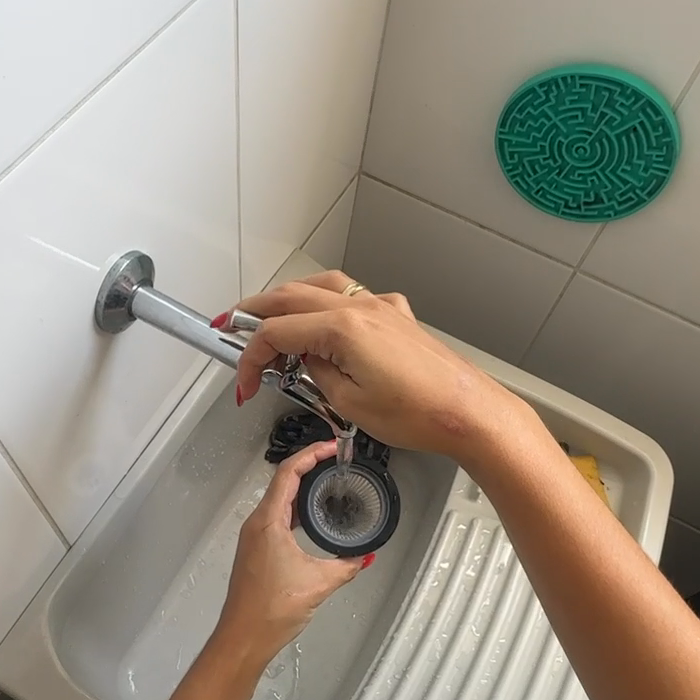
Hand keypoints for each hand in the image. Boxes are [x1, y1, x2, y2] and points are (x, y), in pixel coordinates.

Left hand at [212, 441, 366, 663]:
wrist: (243, 638)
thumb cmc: (272, 609)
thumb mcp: (319, 583)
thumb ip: (346, 566)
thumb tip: (365, 556)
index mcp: (268, 522)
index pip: (288, 473)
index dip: (310, 455)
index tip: (331, 447)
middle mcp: (256, 524)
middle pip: (281, 481)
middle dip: (308, 466)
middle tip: (334, 460)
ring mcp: (253, 537)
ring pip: (277, 499)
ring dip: (300, 487)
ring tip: (326, 482)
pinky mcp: (255, 550)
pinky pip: (275, 516)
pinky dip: (294, 507)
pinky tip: (310, 516)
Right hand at [229, 272, 536, 465]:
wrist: (467, 412)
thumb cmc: (420, 412)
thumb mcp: (349, 404)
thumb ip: (317, 374)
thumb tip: (305, 361)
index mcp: (341, 328)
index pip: (276, 333)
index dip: (250, 358)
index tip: (244, 383)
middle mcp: (359, 308)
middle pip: (290, 296)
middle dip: (255, 314)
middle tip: (232, 329)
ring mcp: (380, 308)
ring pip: (320, 286)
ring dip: (288, 299)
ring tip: (270, 318)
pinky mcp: (396, 317)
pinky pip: (351, 296)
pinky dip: (326, 301)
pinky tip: (324, 321)